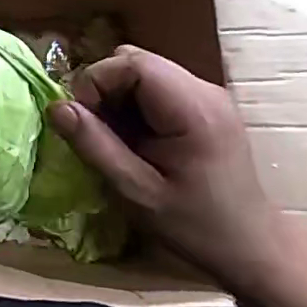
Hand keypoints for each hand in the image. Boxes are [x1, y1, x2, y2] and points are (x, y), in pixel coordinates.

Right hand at [48, 47, 301, 292]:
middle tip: (95, 132)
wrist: (251, 246)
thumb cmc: (194, 225)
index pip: (131, 62)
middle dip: (102, 89)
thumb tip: (56, 107)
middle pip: (134, 61)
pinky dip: (131, 104)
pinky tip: (134, 139)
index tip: (82, 121)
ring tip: (114, 138)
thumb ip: (95, 146)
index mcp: (193, 109)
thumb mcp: (135, 192)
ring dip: (115, 97)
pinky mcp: (202, 103)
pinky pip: (154, 85)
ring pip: (141, 70)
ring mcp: (206, 94)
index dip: (95, 82)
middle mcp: (204, 89)